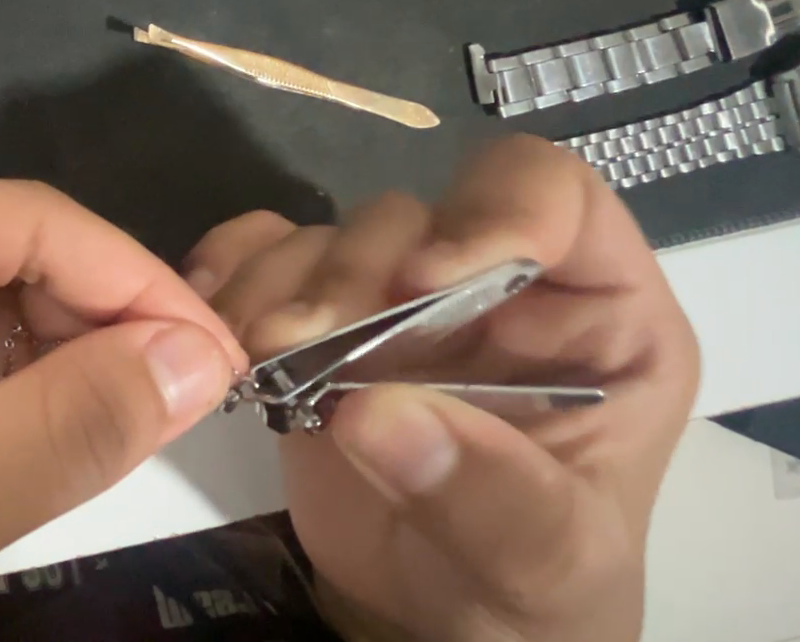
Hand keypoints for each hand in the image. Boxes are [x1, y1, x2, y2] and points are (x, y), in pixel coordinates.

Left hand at [0, 175, 244, 641]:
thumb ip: (58, 432)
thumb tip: (194, 361)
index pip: (19, 219)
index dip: (127, 278)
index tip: (216, 362)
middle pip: (4, 247)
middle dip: (90, 321)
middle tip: (166, 411)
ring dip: (47, 359)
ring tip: (81, 440)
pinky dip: (1, 385)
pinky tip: (4, 442)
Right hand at [183, 136, 698, 641]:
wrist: (419, 610)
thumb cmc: (519, 588)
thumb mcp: (543, 563)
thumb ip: (487, 495)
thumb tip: (375, 414)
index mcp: (587, 318)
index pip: (556, 199)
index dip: (494, 211)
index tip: (422, 281)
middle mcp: (482, 286)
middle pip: (408, 217)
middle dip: (347, 276)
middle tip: (292, 343)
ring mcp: (386, 291)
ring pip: (323, 235)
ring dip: (275, 284)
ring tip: (251, 355)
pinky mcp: (308, 305)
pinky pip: (259, 249)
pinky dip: (229, 269)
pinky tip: (213, 313)